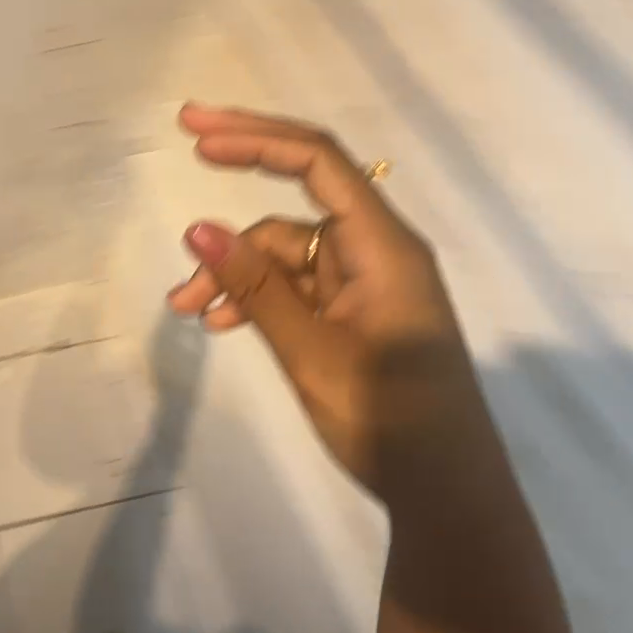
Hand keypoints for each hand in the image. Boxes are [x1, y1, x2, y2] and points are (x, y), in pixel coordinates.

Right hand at [168, 104, 502, 505]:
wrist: (447, 498)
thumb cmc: (391, 420)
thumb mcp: (311, 351)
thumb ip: (255, 285)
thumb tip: (197, 227)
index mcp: (383, 245)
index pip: (319, 161)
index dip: (257, 138)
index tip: (197, 137)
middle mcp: (374, 249)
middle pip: (301, 186)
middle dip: (245, 161)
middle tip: (186, 134)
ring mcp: (362, 281)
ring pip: (283, 249)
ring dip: (233, 269)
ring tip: (186, 308)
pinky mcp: (350, 311)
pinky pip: (291, 284)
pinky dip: (253, 295)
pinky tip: (220, 323)